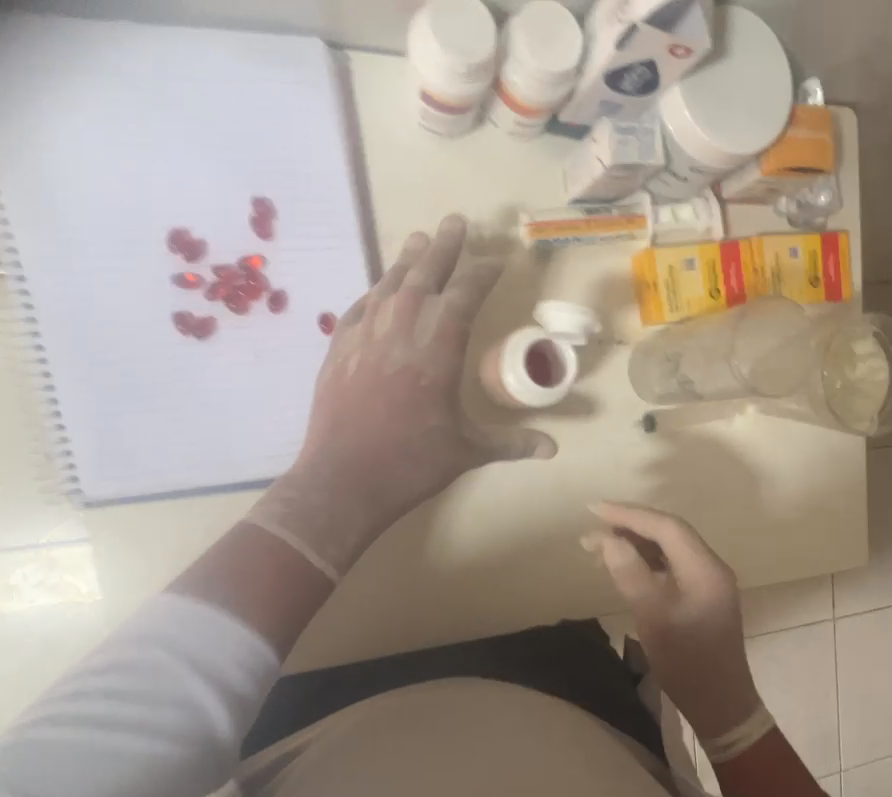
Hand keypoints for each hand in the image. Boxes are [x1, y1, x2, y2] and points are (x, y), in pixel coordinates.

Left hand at [248, 215, 556, 578]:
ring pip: (389, 286)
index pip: (462, 298)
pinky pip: (360, 309)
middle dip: (444, 248)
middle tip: (456, 221)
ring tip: (419, 239)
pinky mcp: (339, 350)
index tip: (495, 259)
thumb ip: (511, 443)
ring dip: (406, 261)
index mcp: (437, 353)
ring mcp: (365, 338)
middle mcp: (401, 333)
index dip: (481, 275)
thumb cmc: (412, 464)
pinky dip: (375, 293)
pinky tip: (380, 289)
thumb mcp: (468, 452)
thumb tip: (552, 448)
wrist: (343, 479)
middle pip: (424, 277)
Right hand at [586, 502, 761, 737]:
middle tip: (589, 533)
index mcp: (706, 569)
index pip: (666, 527)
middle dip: (628, 528)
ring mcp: (708, 584)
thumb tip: (609, 540)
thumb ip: (632, 576)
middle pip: (669, 534)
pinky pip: (671, 568)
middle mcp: (711, 568)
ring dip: (634, 545)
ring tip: (597, 550)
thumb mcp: (655, 621)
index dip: (629, 515)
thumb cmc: (689, 665)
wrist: (721, 706)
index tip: (592, 511)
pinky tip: (621, 569)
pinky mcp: (701, 599)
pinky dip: (644, 564)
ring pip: (668, 551)